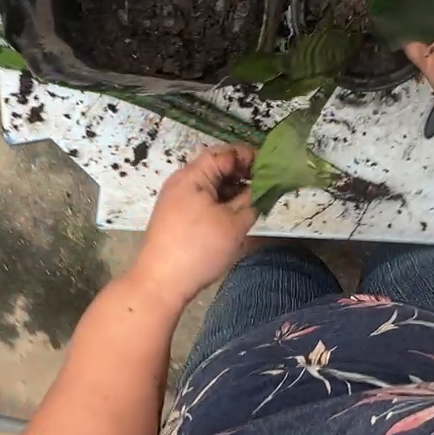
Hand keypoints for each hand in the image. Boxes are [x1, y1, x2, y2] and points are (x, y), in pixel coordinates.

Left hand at [132, 144, 258, 304]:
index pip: (226, 153)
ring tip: (255, 201)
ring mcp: (176, 198)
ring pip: (210, 184)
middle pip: (216, 167)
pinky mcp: (176, 215)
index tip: (272, 168)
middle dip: (243, 173)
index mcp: (193, 175)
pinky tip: (236, 214)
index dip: (250, 156)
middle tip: (267, 185)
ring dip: (233, 189)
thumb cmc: (199, 249)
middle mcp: (181, 181)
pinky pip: (202, 199)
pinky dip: (221, 201)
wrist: (161, 282)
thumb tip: (262, 188)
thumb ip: (252, 201)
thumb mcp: (234, 224)